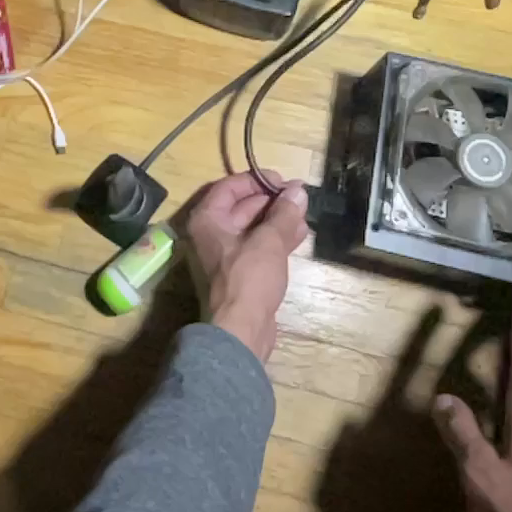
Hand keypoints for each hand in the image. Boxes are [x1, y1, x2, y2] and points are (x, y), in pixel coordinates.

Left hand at [182, 172, 308, 361]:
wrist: (241, 331)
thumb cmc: (248, 278)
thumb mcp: (269, 241)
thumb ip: (283, 213)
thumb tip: (298, 191)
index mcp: (207, 220)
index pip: (229, 187)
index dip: (256, 180)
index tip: (283, 181)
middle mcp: (211, 234)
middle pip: (242, 207)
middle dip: (271, 201)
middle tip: (299, 196)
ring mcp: (225, 255)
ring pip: (253, 228)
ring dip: (277, 220)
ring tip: (304, 214)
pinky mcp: (240, 273)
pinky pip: (258, 247)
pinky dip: (276, 239)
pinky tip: (300, 234)